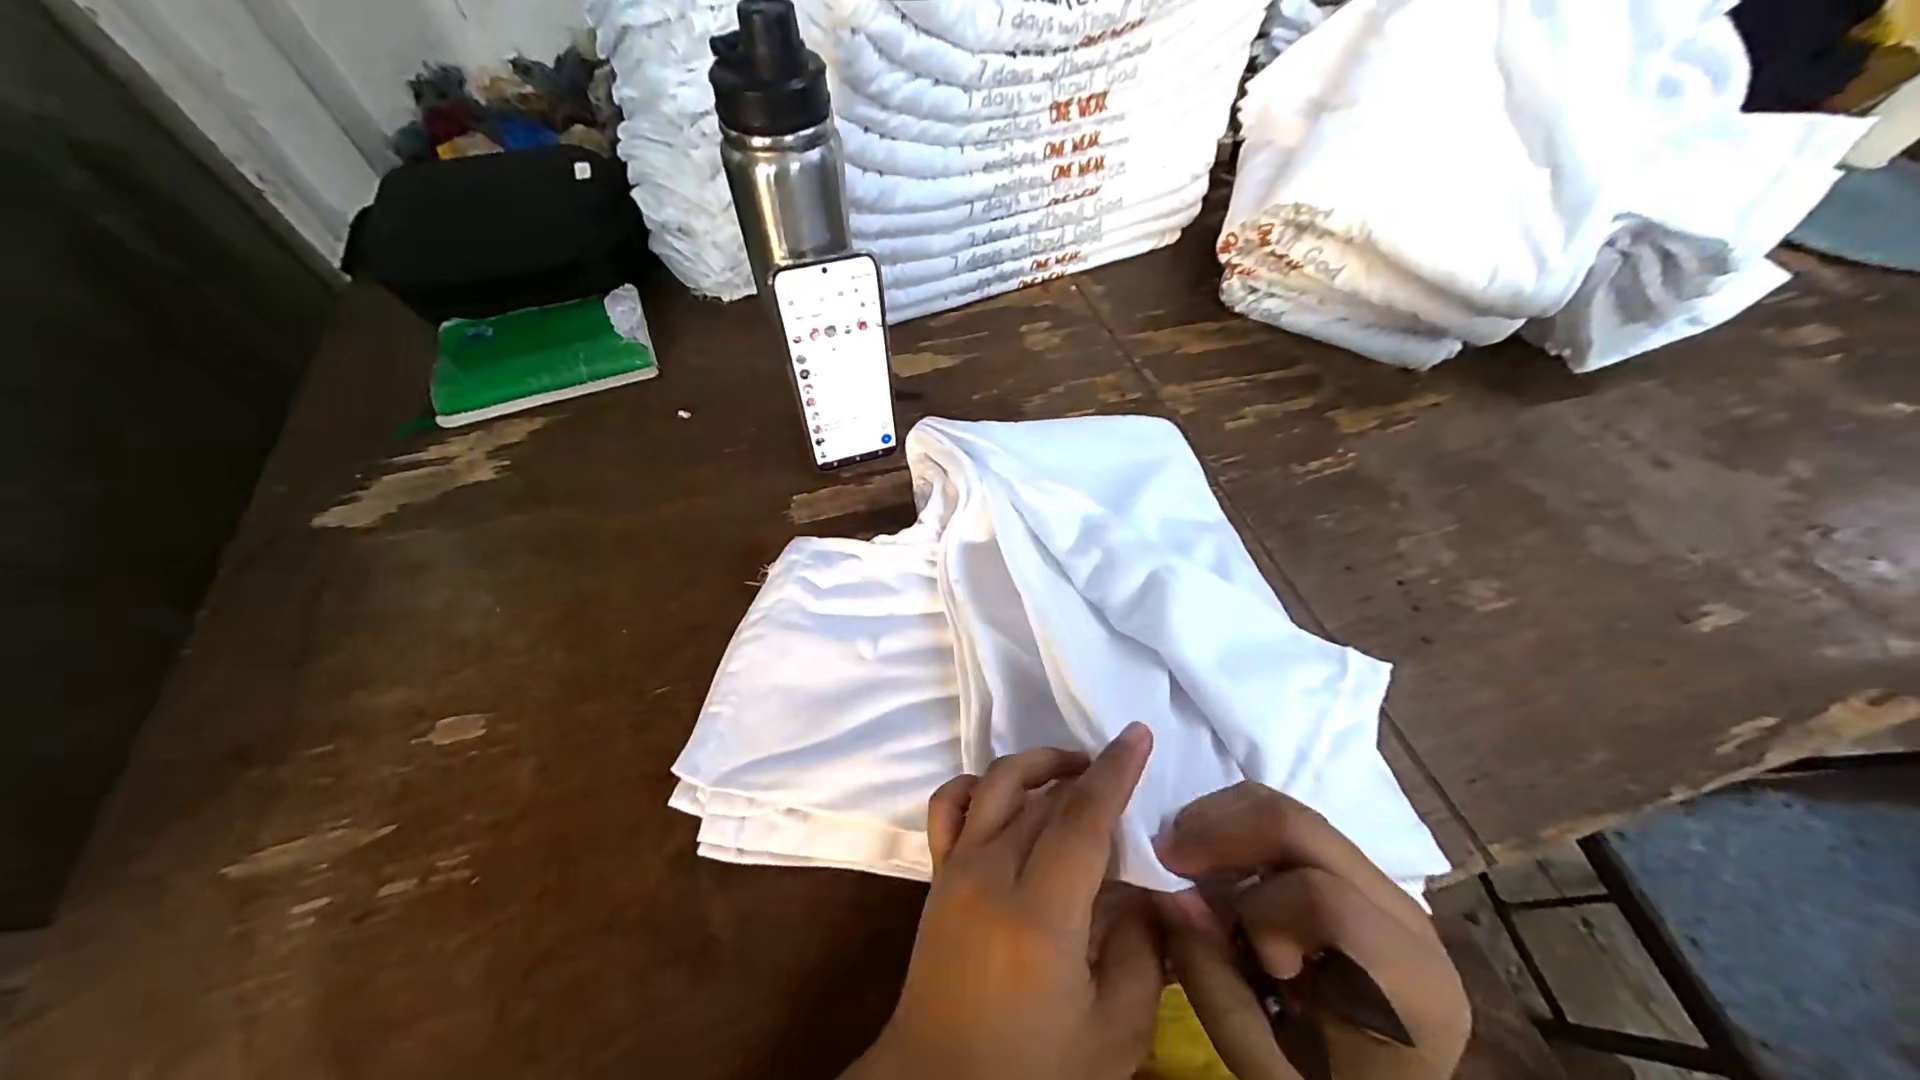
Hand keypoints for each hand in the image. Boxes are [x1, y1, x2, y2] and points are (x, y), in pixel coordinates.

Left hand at [842, 724, 1164, 1079]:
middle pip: (1043, 798)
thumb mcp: (1114, 1028)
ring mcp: (955, 869)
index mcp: (1038, 915)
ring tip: (1074, 769)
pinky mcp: (937, 875)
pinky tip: (1007, 793)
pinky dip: (977, 785)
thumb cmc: (1035, 1067)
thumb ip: (1142, 950)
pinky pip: (949, 807)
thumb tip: (1152, 890)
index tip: (1137, 735)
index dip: (1114, 773)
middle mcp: (989, 875)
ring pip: (997, 786)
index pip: (1081, 820)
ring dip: (1038, 765)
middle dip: (1087, 773)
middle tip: (1121, 775)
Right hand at [1154, 783, 1469, 1079]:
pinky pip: (1288, 824)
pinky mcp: (1352, 874)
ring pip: (1289, 809)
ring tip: (1184, 856)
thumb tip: (1171, 897)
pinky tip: (1213, 861)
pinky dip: (1236, 828)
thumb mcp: (1267, 1073)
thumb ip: (1216, 990)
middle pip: (1302, 827)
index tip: (1227, 943)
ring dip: (1222, 822)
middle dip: (1219, 831)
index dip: (1261, 911)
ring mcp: (1381, 886)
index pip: (1324, 899)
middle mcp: (1406, 917)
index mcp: (1408, 981)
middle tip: (1166, 856)